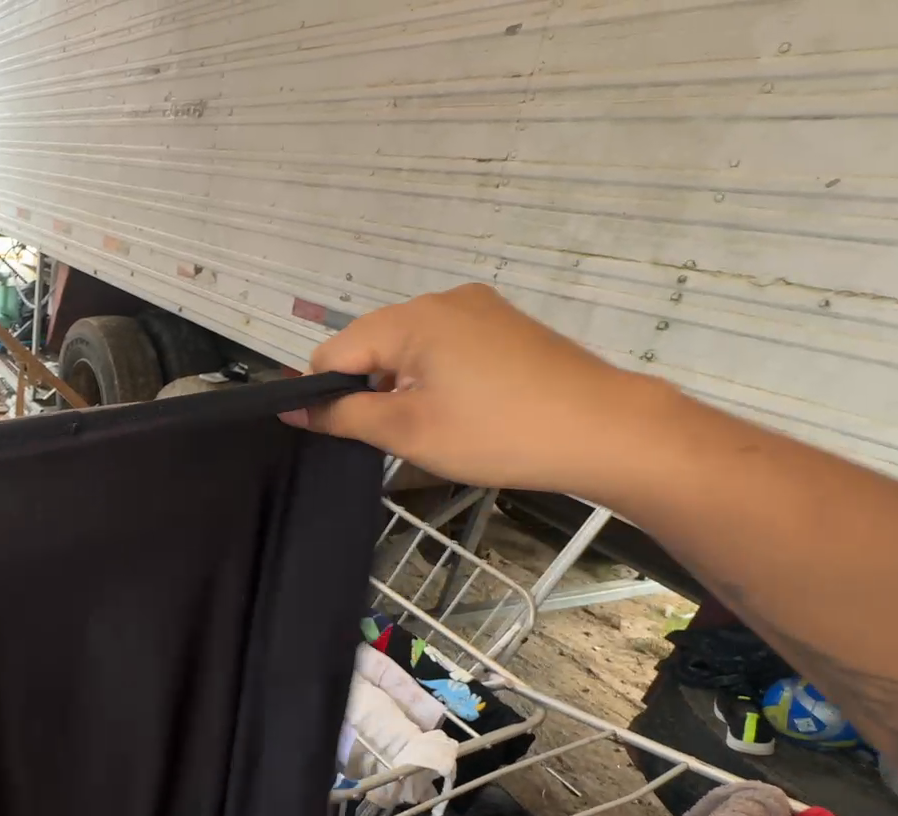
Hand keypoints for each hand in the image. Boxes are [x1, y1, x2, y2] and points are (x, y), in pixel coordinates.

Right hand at [284, 284, 676, 494]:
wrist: (608, 431)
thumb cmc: (496, 432)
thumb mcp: (405, 430)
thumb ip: (340, 415)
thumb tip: (289, 409)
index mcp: (411, 319)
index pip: (332, 353)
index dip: (325, 395)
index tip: (342, 432)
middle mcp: (440, 300)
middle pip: (367, 344)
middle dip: (363, 387)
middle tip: (389, 433)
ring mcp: (477, 308)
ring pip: (404, 345)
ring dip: (396, 382)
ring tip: (425, 423)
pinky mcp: (503, 324)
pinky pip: (440, 344)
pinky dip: (430, 374)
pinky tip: (455, 405)